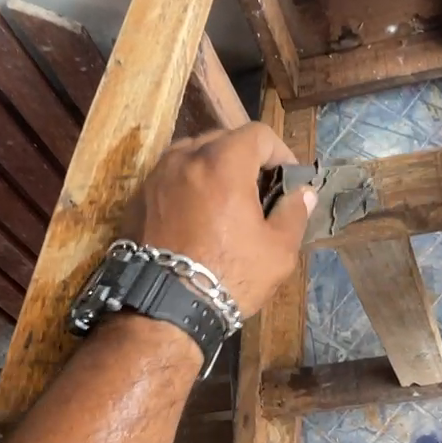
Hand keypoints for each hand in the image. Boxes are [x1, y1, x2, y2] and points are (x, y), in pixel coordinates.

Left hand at [124, 123, 314, 315]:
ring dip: (215, 170)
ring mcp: (156, 176)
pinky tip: (198, 218)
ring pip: (193, 156)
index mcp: (223, 163)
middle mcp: (185, 158)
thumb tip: (303, 194)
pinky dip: (189, 187)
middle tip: (260, 191)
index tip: (288, 178)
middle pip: (223, 139)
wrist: (165, 308)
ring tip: (227, 203)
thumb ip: (293, 214)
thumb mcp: (278, 251)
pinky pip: (171, 179)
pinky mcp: (138, 198)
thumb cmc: (229, 277)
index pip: (258, 134)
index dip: (280, 152)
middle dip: (247, 159)